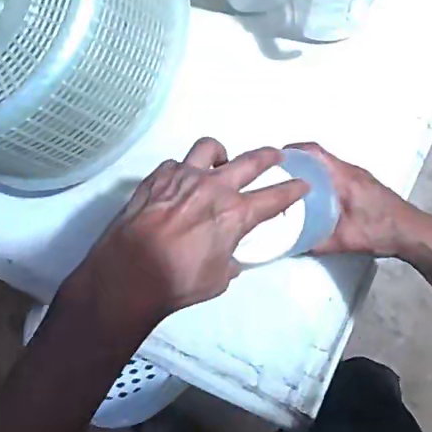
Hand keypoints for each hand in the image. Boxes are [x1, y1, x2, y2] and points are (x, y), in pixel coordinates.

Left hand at [55, 138, 307, 344]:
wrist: (129, 273)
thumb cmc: (177, 282)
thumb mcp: (218, 278)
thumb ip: (230, 260)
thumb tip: (230, 256)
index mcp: (235, 214)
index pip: (274, 197)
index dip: (292, 190)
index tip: (302, 184)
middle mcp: (213, 188)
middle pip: (250, 161)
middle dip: (268, 156)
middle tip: (275, 155)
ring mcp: (183, 177)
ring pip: (209, 148)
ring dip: (219, 154)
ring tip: (219, 162)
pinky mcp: (157, 177)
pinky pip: (175, 164)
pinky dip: (182, 171)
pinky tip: (179, 183)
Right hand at [284, 142, 431, 261]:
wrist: (414, 234)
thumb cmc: (381, 232)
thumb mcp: (345, 241)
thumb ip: (316, 244)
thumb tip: (289, 248)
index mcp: (344, 177)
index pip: (315, 152)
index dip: (293, 150)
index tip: (273, 158)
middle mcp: (351, 171)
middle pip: (318, 156)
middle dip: (296, 160)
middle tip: (275, 174)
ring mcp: (358, 176)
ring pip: (327, 165)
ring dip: (308, 169)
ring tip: (288, 184)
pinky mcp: (362, 184)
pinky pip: (335, 173)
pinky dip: (320, 178)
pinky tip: (312, 195)